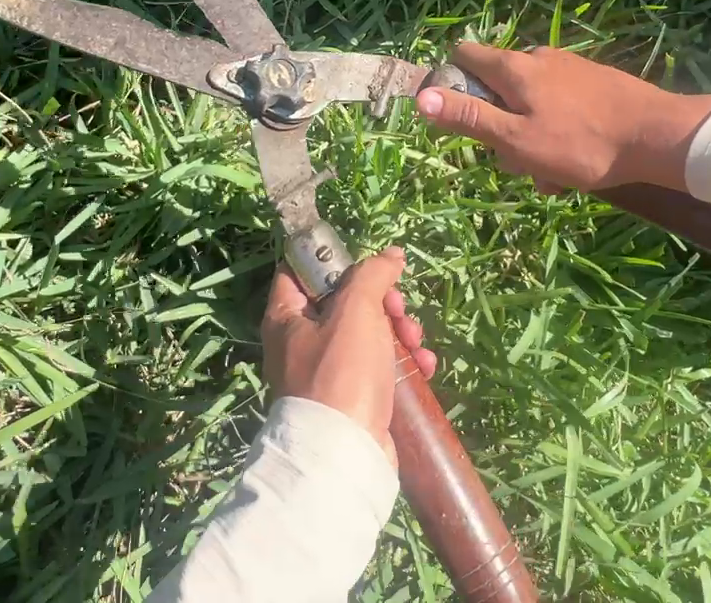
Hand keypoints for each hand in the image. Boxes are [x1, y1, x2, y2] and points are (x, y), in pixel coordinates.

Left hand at [262, 247, 437, 465]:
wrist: (346, 455)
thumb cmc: (341, 372)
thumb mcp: (356, 309)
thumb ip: (372, 274)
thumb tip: (392, 254)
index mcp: (286, 318)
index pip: (301, 271)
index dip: (335, 261)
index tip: (368, 266)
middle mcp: (300, 344)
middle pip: (346, 303)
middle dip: (383, 303)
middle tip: (399, 310)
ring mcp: (326, 374)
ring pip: (369, 334)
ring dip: (400, 332)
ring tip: (415, 343)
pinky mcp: (353, 399)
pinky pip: (380, 367)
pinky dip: (403, 363)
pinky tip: (423, 367)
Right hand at [414, 43, 710, 192]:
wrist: (660, 137)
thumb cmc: (581, 143)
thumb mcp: (516, 139)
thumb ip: (469, 118)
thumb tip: (421, 98)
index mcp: (513, 68)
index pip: (463, 55)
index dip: (451, 85)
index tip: (459, 120)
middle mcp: (538, 58)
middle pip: (497, 88)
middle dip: (498, 126)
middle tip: (517, 163)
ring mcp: (569, 68)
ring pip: (529, 104)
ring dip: (529, 138)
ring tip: (551, 175)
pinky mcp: (593, 83)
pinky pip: (558, 107)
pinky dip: (555, 134)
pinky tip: (574, 164)